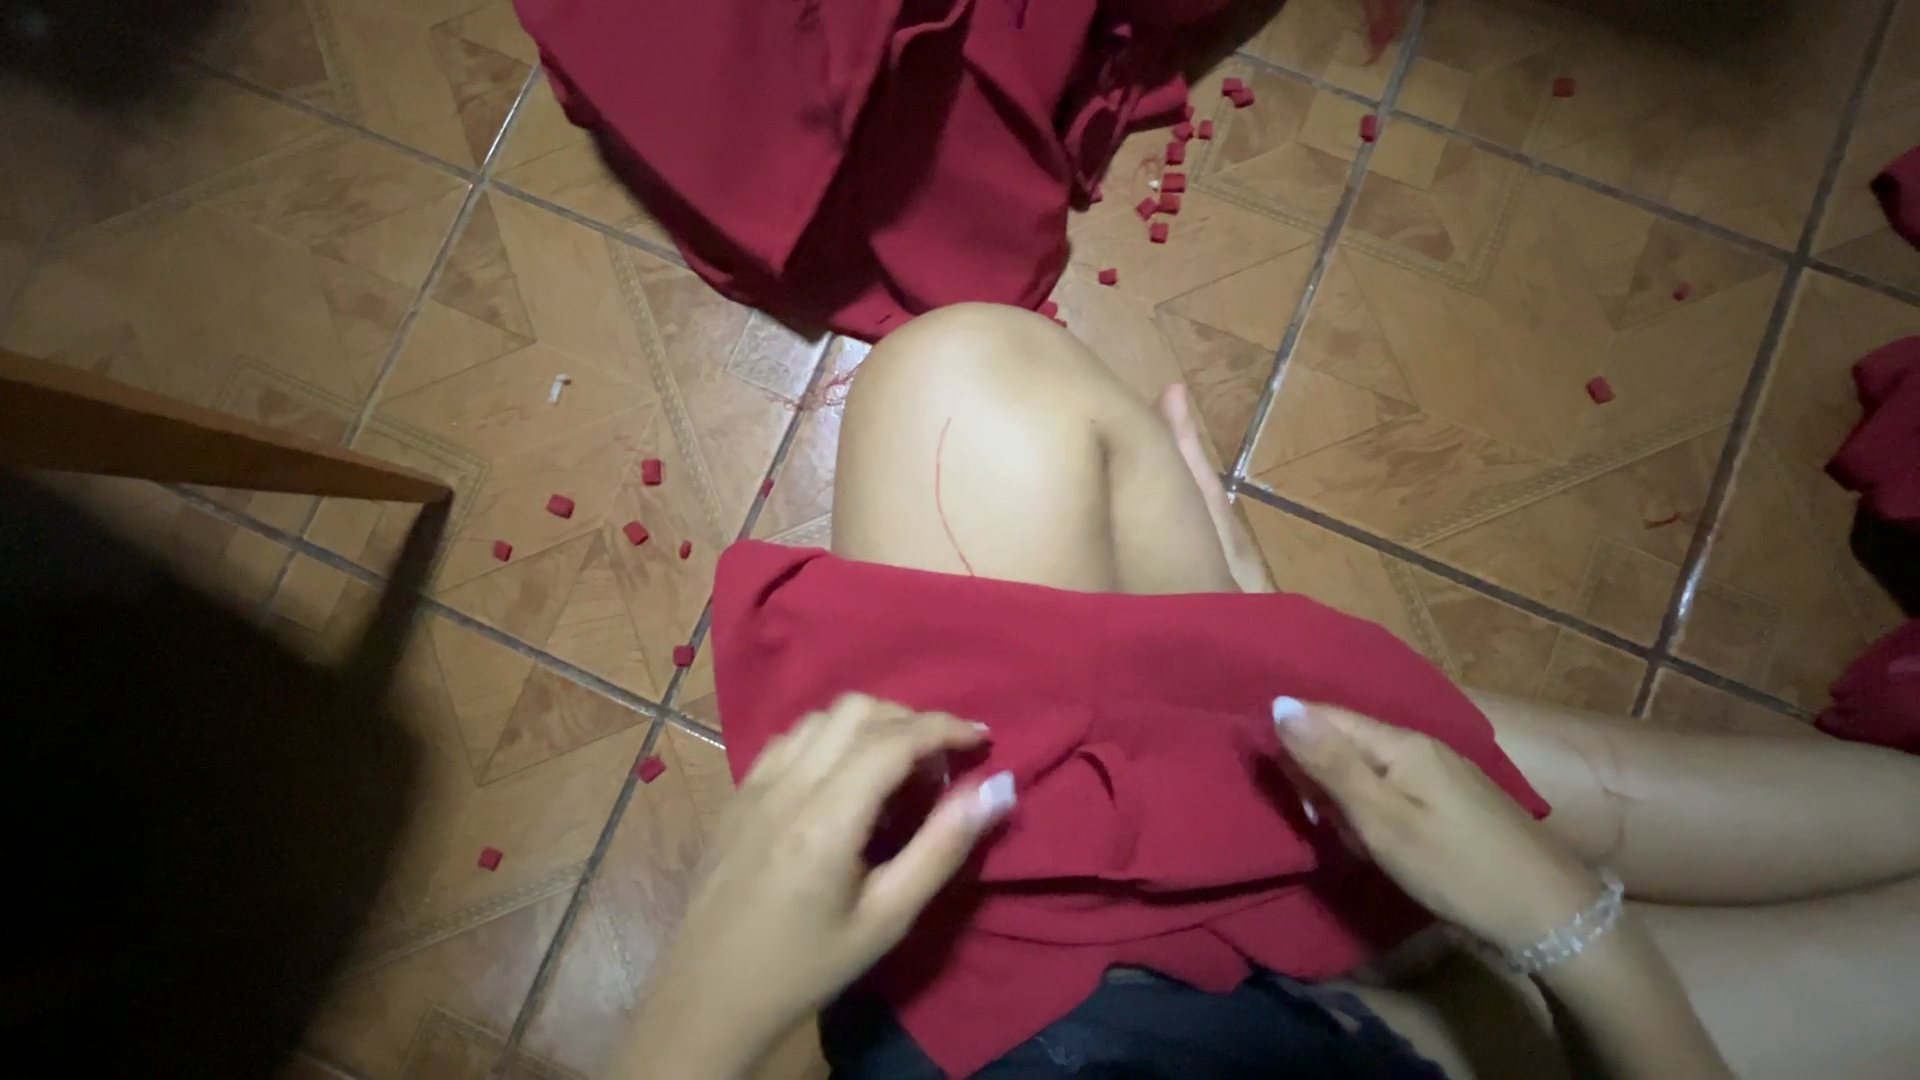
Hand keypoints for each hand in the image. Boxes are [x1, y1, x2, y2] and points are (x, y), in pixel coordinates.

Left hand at [640, 694, 1014, 1075]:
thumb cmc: (808, 963)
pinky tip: (840, 775)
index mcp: (828, 818)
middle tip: (938, 762)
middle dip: (910, 719)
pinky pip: (792, 736)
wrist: (709, 996)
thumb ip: (942, 848)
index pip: (895, 738)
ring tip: (893, 766)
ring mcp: (757, 782)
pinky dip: (830, 736)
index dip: (944, 728)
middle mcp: (789, 784)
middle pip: (858, 709)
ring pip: (823, 715)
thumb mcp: (888, 918)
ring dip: (868, 723)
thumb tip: (995, 789)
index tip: (980, 739)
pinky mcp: (739, 790)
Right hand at [1272, 696, 1602, 952]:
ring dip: (1344, 799)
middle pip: (1343, 740)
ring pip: (1365, 767)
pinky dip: (1372, 810)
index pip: (1323, 715)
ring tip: (1351, 840)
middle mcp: (1418, 744)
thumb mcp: (1380, 819)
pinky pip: (1391, 787)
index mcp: (1398, 741)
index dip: (1289, 739)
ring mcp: (1440, 770)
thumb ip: (1328, 762)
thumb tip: (1279, 703)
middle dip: (1318, 777)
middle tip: (1323, 823)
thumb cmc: (1455, 868)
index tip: (1275, 783)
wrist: (1555, 920)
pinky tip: (1379, 842)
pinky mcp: (1452, 798)